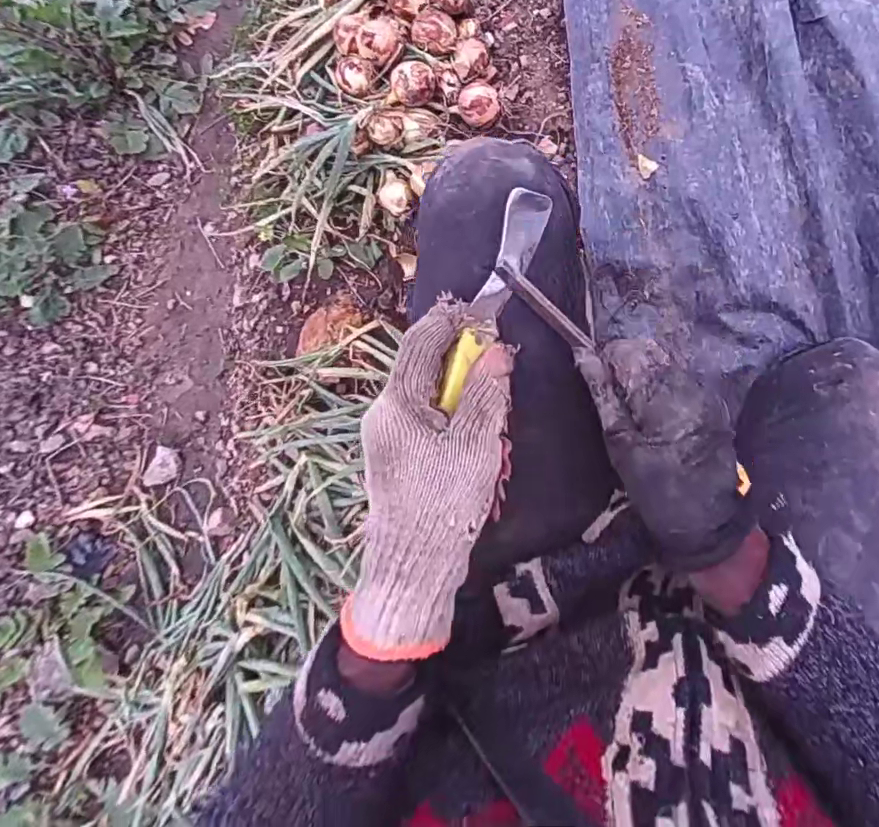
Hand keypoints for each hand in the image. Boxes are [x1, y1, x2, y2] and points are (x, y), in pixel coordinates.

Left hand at [341, 299, 512, 662]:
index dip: (451, 321)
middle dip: (458, 357)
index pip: (420, 342)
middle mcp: (383, 412)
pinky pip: (424, 416)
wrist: (413, 565)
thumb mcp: (475, 444)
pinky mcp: (394, 452)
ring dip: (457, 386)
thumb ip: (485, 393)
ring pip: (425, 392)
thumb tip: (495, 351)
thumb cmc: (444, 504)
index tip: (481, 312)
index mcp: (396, 403)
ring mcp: (385, 433)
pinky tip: (472, 429)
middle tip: (494, 359)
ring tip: (489, 400)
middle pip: (421, 365)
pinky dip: (450, 410)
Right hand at [574, 339, 752, 571]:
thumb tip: (583, 356)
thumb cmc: (656, 490)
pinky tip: (656, 417)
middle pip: (648, 354)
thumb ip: (602, 396)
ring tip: (635, 410)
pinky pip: (680, 381)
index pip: (628, 351)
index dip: (606, 359)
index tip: (596, 377)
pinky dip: (663, 391)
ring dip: (645, 379)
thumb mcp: (620, 447)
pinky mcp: (714, 403)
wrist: (708, 524)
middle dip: (627, 370)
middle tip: (615, 400)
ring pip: (664, 366)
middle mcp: (689, 384)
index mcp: (662, 394)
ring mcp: (705, 392)